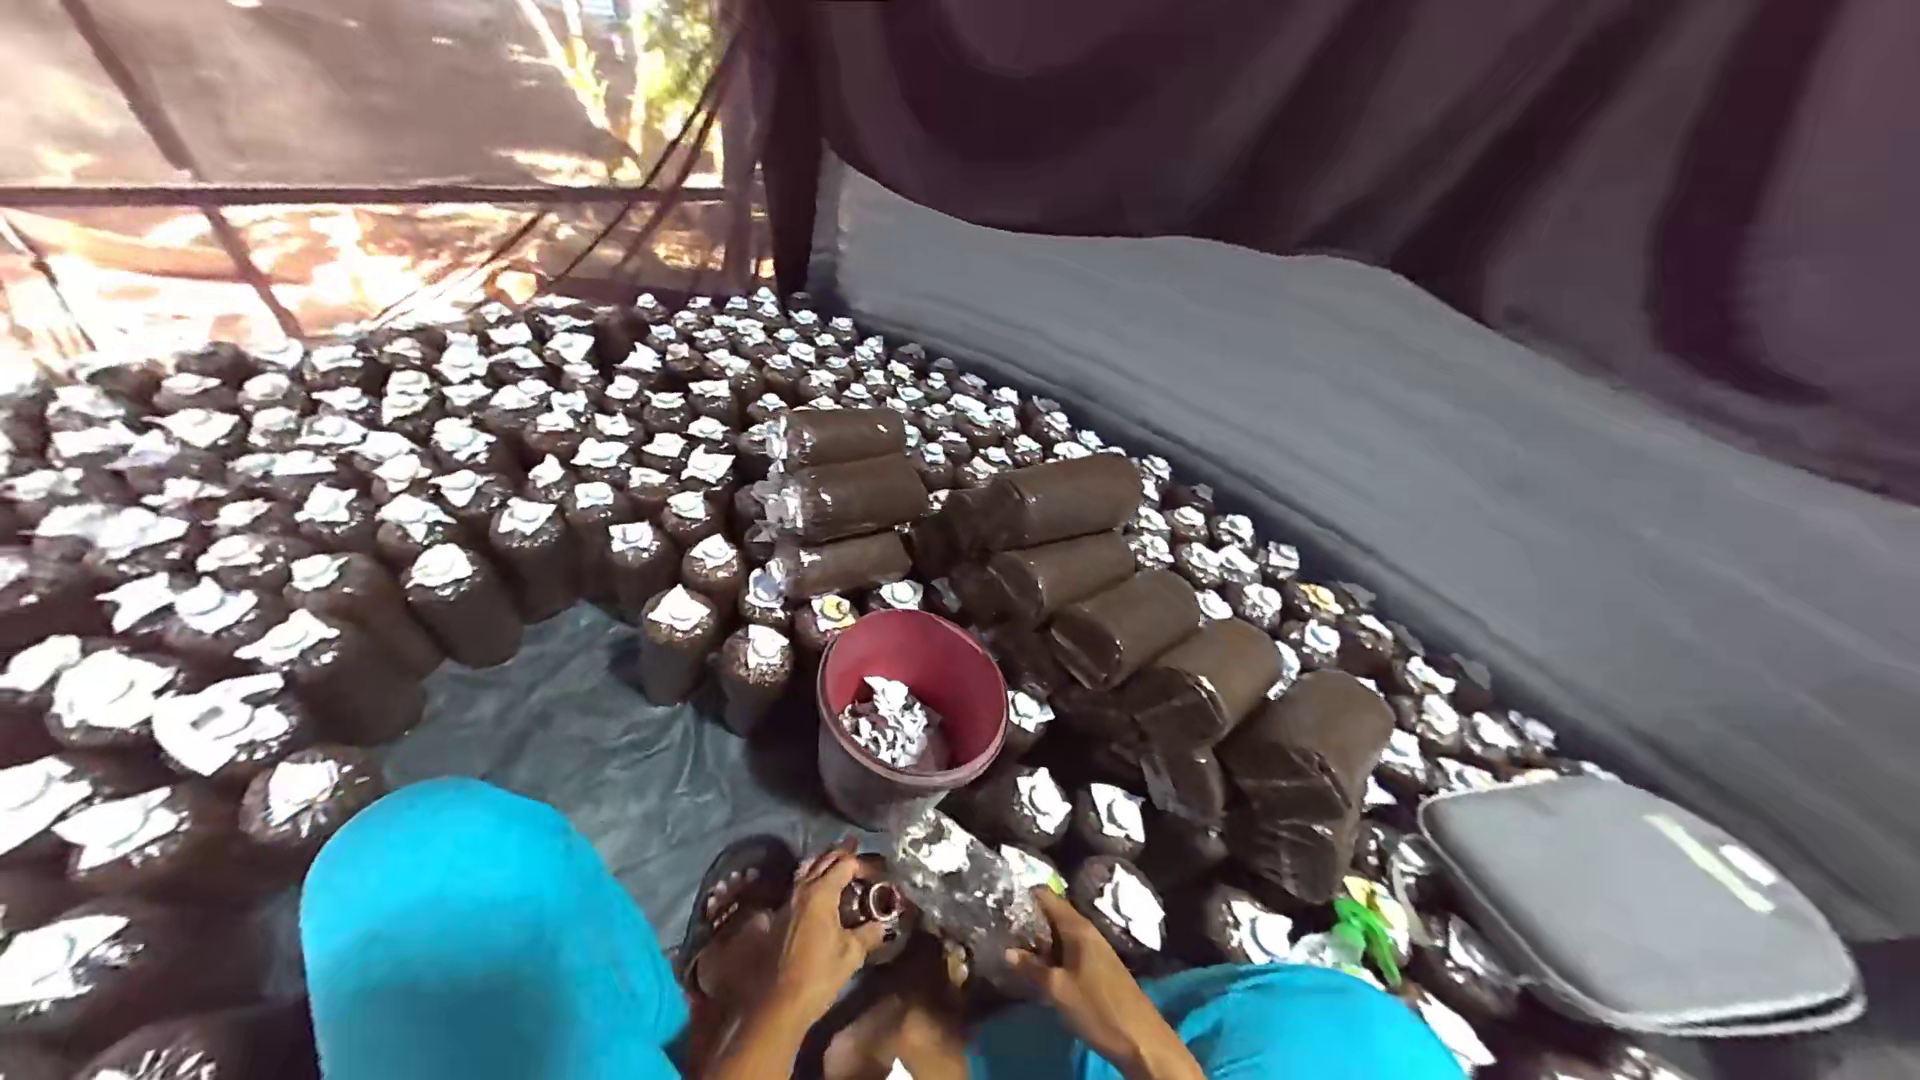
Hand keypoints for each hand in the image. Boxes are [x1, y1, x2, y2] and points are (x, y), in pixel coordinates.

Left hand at [771, 839, 887, 1022]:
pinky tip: (819, 889)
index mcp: (821, 892)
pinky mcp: (781, 918)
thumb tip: (884, 924)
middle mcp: (802, 891)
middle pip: (823, 861)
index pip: (844, 864)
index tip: (878, 871)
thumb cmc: (819, 975)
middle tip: (856, 846)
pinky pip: (799, 886)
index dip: (863, 864)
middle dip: (840, 853)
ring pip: (807, 870)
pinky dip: (812, 879)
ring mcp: (788, 903)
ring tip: (837, 861)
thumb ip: (869, 933)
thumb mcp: (851, 953)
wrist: (780, 1004)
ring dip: (823, 863)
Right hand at [1004, 888, 1202, 1079]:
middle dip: (1028, 920)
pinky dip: (1052, 954)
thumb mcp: (1058, 990)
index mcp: (1078, 927)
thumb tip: (1007, 951)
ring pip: (1060, 934)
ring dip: (1039, 940)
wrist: (1142, 1041)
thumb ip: (1032, 968)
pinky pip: (1068, 950)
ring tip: (1014, 947)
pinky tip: (1038, 968)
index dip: (1024, 895)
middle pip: (1052, 914)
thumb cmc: (1098, 1008)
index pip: (1047, 896)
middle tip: (1002, 929)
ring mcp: (1094, 949)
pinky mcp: (1097, 967)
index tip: (1002, 902)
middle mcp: (1086, 931)